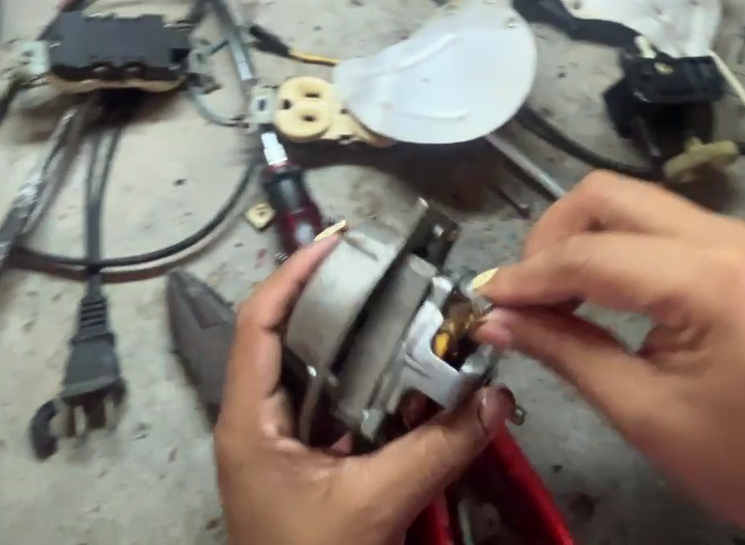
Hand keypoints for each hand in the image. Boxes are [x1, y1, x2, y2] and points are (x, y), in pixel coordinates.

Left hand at [214, 233, 515, 544]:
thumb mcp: (373, 505)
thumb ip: (436, 448)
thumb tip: (496, 396)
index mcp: (248, 418)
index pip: (258, 321)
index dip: (293, 272)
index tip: (339, 240)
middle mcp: (254, 417)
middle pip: (282, 332)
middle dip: (328, 293)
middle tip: (379, 265)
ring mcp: (275, 438)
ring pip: (307, 364)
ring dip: (347, 332)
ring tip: (392, 300)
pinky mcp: (300, 457)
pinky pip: (327, 398)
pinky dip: (360, 375)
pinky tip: (397, 366)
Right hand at [475, 173, 744, 544]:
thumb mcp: (641, 411)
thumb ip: (563, 351)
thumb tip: (495, 320)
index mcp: (702, 277)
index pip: (588, 255)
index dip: (526, 276)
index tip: (483, 299)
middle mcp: (717, 234)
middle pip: (603, 196)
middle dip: (550, 237)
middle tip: (524, 294)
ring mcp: (729, 233)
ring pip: (625, 199)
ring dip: (579, 236)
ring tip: (554, 295)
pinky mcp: (731, 245)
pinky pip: (651, 220)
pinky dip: (610, 243)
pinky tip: (595, 288)